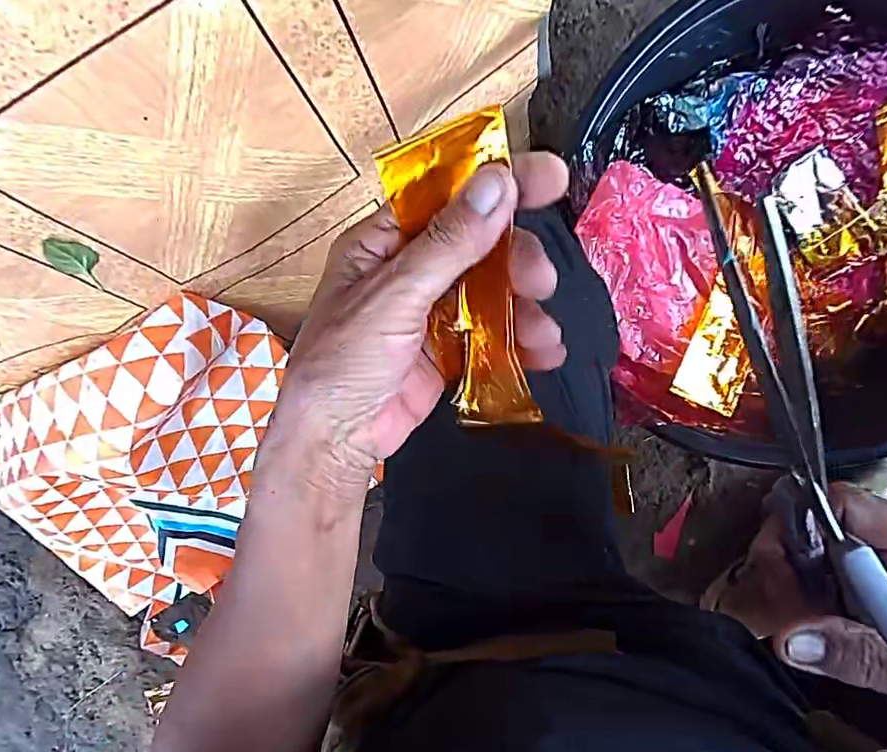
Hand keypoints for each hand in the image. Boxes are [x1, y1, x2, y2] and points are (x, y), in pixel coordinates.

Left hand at [271, 153, 572, 487]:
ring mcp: (429, 314)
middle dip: (516, 259)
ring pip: (491, 293)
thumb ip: (448, 244)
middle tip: (540, 279)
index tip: (550, 177)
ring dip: (524, 308)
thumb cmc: (340, 364)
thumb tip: (495, 185)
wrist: (335, 438)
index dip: (498, 181)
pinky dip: (518, 343)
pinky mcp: (445, 353)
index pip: (447, 195)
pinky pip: (490, 337)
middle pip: (479, 246)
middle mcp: (409, 273)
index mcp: (384, 244)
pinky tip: (541, 352)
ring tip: (543, 333)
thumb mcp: (393, 296)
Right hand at [717, 480, 886, 751]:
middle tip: (782, 598)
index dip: (801, 523)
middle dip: (793, 557)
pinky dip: (822, 594)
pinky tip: (823, 624)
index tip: (775, 561)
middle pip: (832, 524)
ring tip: (803, 619)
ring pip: (835, 550)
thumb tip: (792, 637)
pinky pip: (847, 573)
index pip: (849, 504)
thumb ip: (854, 655)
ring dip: (804, 580)